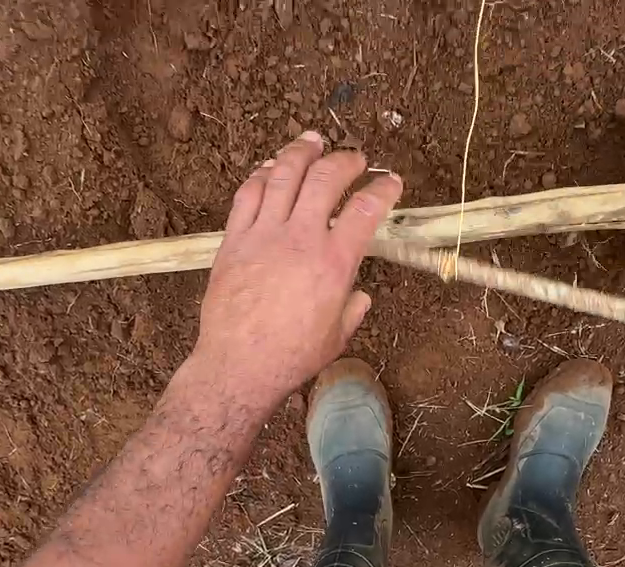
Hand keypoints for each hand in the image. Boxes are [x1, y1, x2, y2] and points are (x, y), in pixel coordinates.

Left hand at [185, 131, 403, 406]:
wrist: (238, 366)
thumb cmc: (289, 358)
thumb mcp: (335, 338)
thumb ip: (352, 310)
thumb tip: (360, 296)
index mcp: (334, 264)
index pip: (366, 210)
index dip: (383, 189)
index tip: (390, 182)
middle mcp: (300, 239)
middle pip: (326, 178)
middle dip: (345, 161)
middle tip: (354, 159)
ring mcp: (263, 236)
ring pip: (283, 174)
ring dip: (301, 152)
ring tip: (312, 142)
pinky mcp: (234, 241)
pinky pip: (247, 194)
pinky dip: (261, 175)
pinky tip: (269, 169)